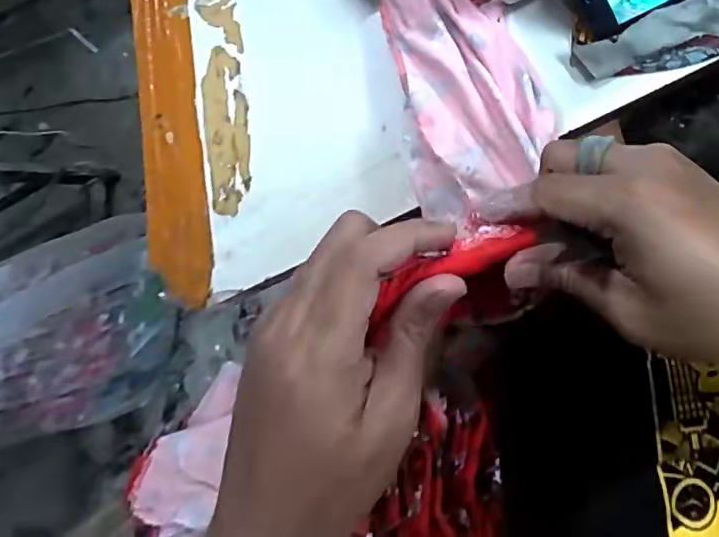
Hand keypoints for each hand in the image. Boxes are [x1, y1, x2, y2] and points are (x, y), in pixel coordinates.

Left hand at [209, 212, 464, 536]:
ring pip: (327, 252)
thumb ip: (414, 338)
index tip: (454, 238)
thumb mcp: (390, 418)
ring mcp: (269, 326)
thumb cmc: (334, 484)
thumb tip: (449, 278)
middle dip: (393, 239)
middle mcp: (285, 320)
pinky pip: (313, 278)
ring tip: (407, 293)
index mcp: (317, 344)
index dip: (413, 234)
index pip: (364, 254)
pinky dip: (349, 277)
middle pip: (342, 236)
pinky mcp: (265, 337)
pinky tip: (370, 316)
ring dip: (372, 256)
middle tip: (431, 268)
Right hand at [502, 138, 718, 366]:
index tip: (480, 225)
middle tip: (538, 240)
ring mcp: (665, 157)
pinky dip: (602, 183)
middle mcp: (640, 161)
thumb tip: (515, 267)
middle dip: (541, 188)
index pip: (546, 188)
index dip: (509, 207)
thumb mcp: (630, 309)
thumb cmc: (708, 316)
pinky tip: (612, 227)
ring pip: (594, 152)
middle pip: (566, 153)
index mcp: (623, 196)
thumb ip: (568, 276)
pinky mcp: (681, 165)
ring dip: (572, 184)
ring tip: (576, 237)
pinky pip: (623, 161)